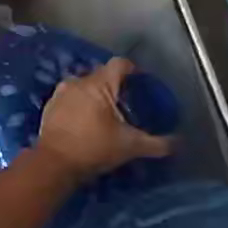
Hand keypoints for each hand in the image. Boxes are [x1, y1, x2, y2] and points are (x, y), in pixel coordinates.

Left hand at [34, 57, 172, 181]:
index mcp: (98, 84)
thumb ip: (157, 143)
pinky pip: (70, 97)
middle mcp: (77, 82)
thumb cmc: (95, 148)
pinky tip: (86, 120)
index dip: (132, 69)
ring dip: (95, 95)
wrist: (54, 162)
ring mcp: (60, 93)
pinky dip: (80, 104)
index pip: (119, 64)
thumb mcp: (131, 146)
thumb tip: (177, 143)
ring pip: (83, 86)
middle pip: (100, 75)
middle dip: (114, 85)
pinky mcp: (49, 106)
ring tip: (107, 112)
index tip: (140, 80)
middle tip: (127, 102)